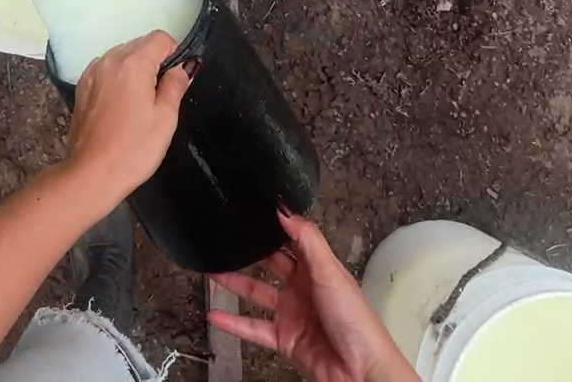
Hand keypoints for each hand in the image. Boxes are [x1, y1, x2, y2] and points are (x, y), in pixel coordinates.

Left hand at [59, 31, 193, 206]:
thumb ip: (175, 85)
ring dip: (134, 67)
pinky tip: (121, 103)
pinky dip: (117, 76)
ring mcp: (92, 72)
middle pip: (138, 44)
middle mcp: (109, 60)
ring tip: (140, 101)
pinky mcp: (82, 86)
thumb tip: (183, 66)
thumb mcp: (165, 118)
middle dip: (154, 60)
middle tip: (161, 93)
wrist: (92, 172)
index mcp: (133, 64)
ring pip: (120, 55)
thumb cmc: (134, 148)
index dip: (173, 51)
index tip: (176, 75)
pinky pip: (105, 68)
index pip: (158, 38)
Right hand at [209, 212, 417, 381]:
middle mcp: (302, 287)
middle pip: (270, 262)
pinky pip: (253, 328)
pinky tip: (214, 315)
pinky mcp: (284, 339)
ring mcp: (291, 313)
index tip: (250, 207)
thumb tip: (282, 206)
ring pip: (256, 292)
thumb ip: (306, 239)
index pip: (291, 238)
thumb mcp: (330, 272)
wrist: (361, 374)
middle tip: (224, 233)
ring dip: (233, 282)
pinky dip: (233, 323)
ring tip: (209, 268)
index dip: (273, 224)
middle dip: (249, 249)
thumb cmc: (353, 319)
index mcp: (316, 267)